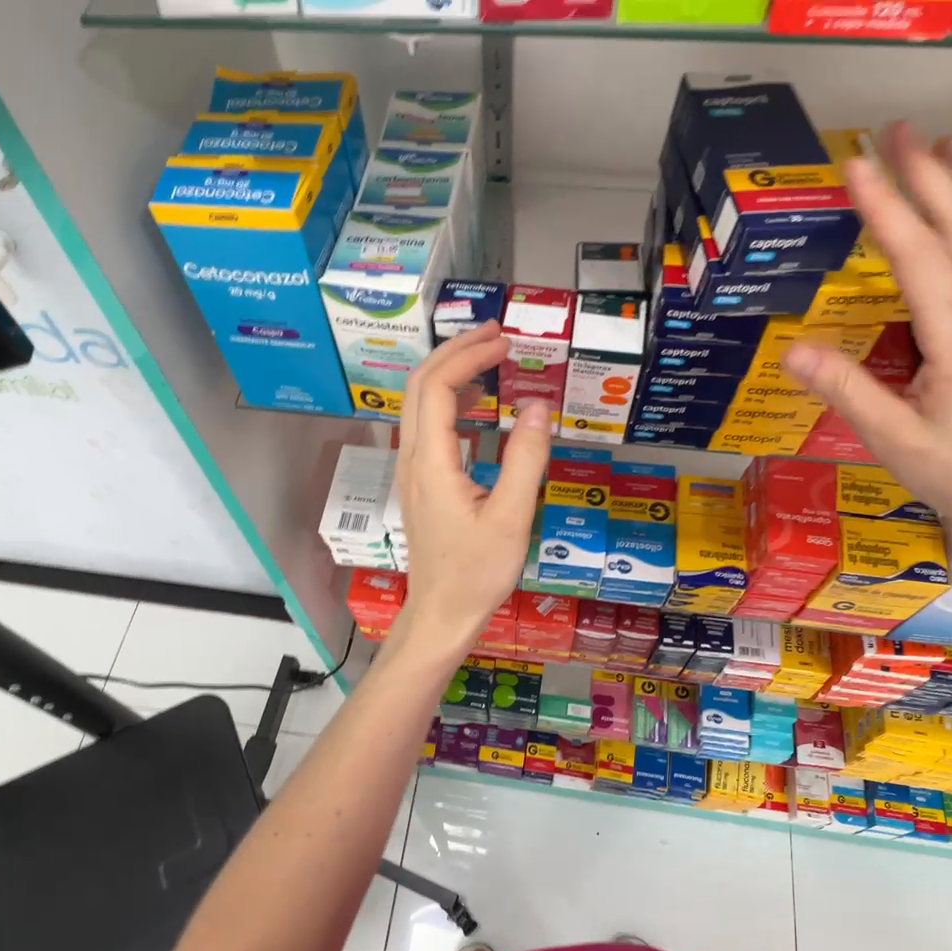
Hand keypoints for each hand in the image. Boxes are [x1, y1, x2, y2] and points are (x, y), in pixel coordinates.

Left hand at [391, 323, 550, 658]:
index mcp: (431, 462)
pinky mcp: (420, 484)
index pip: (438, 386)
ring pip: (419, 404)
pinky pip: (427, 427)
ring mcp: (412, 471)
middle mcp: (413, 459)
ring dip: (450, 373)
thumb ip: (525, 460)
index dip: (470, 355)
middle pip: (420, 385)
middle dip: (455, 351)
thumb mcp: (511, 518)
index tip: (506, 343)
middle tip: (497, 335)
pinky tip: (478, 407)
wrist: (442, 614)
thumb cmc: (477, 573)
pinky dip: (450, 402)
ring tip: (490, 358)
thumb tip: (540, 406)